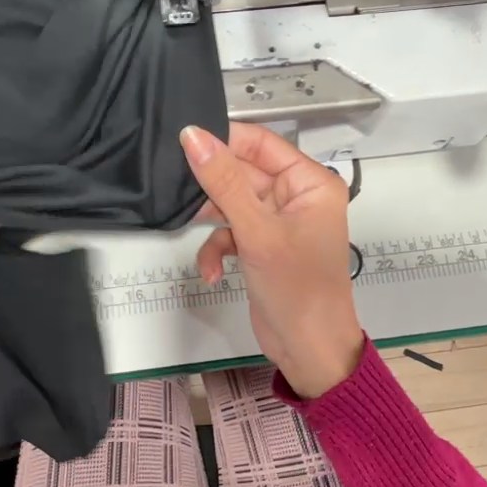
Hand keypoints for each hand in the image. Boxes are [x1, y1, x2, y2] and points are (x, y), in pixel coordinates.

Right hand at [180, 123, 363, 397]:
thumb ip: (223, 182)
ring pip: (232, 204)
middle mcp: (297, 197)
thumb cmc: (297, 288)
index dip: (224, 139)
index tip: (182, 140)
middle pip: (243, 173)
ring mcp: (279, 224)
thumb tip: (193, 136)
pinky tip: (210, 272)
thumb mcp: (256, 231)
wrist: (309, 350)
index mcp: (310, 183)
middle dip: (212, 188)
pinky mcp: (263, 248)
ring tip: (190, 228)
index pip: (262, 144)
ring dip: (212, 223)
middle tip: (176, 187)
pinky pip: (232, 234)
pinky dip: (217, 249)